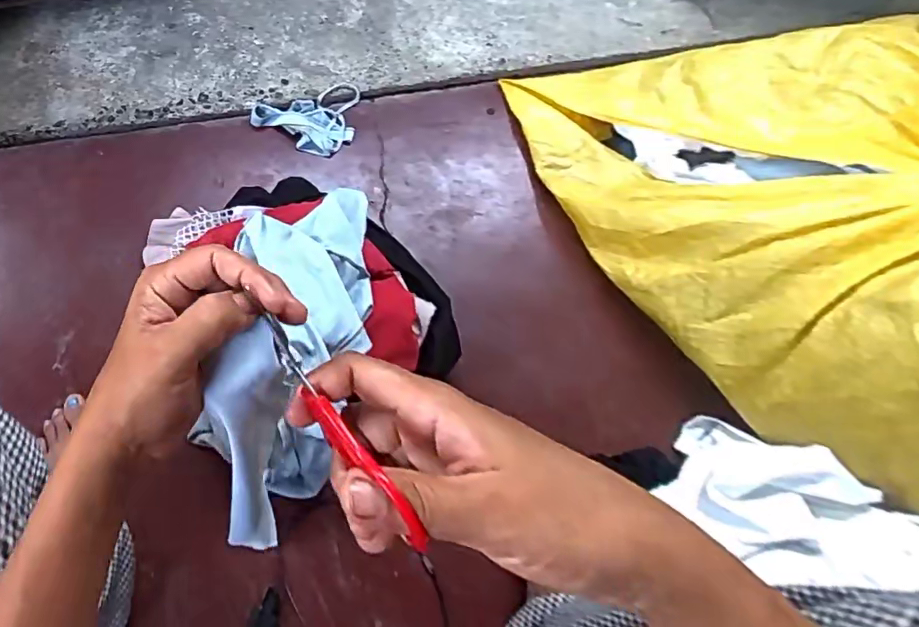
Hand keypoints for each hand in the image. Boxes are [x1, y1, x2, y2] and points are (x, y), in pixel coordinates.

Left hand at [82, 245, 306, 462]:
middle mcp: (182, 289)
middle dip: (266, 287)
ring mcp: (197, 313)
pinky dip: (264, 320)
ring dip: (270, 303)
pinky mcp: (211, 337)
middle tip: (296, 312)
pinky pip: (243, 318)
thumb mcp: (171, 354)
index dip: (250, 274)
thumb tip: (252, 301)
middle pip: (233, 272)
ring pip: (242, 293)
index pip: (215, 259)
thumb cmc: (138, 396)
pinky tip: (281, 328)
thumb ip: (210, 319)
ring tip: (296, 318)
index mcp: (164, 282)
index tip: (279, 302)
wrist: (125, 447)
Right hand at [290, 354, 800, 625]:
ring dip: (364, 495)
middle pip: (360, 423)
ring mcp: (439, 459)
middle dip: (345, 463)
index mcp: (436, 407)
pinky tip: (393, 539)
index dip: (324, 385)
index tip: (295, 422)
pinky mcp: (449, 491)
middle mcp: (430, 425)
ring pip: (376, 462)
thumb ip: (413, 499)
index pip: (364, 374)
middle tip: (360, 513)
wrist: (623, 544)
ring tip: (379, 538)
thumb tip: (348, 488)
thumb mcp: (485, 508)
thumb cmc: (558, 509)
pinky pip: (398, 491)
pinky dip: (386, 512)